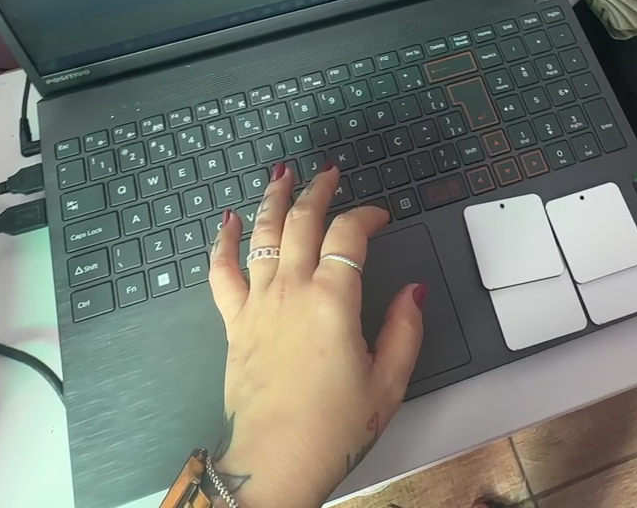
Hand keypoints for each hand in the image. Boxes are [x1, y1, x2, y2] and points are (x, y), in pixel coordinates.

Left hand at [206, 162, 426, 507]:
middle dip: (319, 190)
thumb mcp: (388, 384)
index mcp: (332, 300)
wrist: (274, 463)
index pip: (349, 234)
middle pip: (303, 219)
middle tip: (329, 173)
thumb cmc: (331, 429)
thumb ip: (405, 330)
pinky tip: (226, 220)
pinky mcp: (235, 321)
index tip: (379, 216)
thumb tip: (413, 291)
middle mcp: (292, 290)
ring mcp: (259, 302)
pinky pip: (222, 271)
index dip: (366, 215)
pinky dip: (222, 242)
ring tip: (283, 174)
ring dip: (274, 198)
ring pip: (264, 232)